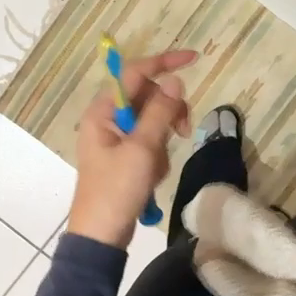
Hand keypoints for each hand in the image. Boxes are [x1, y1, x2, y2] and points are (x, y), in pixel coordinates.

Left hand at [65, 49, 195, 248]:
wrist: (101, 236)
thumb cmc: (116, 190)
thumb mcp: (142, 149)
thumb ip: (159, 112)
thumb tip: (175, 80)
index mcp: (102, 111)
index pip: (135, 73)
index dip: (164, 63)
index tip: (194, 60)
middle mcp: (106, 119)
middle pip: (148, 96)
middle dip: (168, 112)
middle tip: (184, 131)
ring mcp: (116, 139)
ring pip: (152, 121)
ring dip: (163, 139)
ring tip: (157, 167)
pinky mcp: (124, 157)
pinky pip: (150, 143)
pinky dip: (158, 156)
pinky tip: (152, 177)